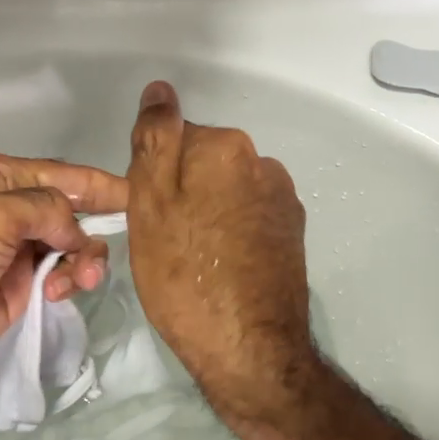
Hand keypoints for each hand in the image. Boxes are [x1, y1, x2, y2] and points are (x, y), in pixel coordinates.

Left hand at [0, 153, 127, 411]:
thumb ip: (45, 209)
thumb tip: (71, 231)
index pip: (57, 174)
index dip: (98, 184)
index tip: (139, 197)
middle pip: (65, 214)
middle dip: (89, 230)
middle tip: (89, 259)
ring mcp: (3, 260)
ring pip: (63, 252)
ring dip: (81, 262)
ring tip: (76, 282)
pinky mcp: (5, 300)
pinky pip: (49, 285)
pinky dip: (64, 286)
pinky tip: (59, 295)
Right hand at [125, 81, 319, 422]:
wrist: (248, 349)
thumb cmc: (184, 277)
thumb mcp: (149, 205)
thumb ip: (155, 141)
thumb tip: (160, 90)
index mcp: (224, 148)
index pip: (172, 138)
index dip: (151, 178)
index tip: (148, 216)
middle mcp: (262, 163)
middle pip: (202, 164)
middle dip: (180, 194)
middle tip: (164, 243)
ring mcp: (282, 201)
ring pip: (224, 192)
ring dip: (205, 215)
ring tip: (191, 262)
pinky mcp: (291, 235)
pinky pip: (246, 219)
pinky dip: (228, 236)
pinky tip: (218, 271)